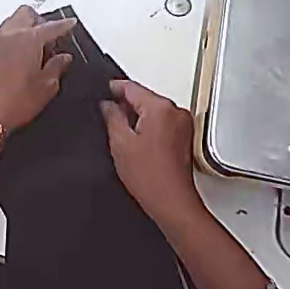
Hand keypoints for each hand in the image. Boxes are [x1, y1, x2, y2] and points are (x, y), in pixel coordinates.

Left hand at [0, 6, 77, 130]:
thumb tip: (64, 59)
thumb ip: (58, 66)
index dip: (64, 25)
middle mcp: (10, 35)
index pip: (52, 26)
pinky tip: (22, 51)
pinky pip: (3, 33)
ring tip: (37, 43)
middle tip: (51, 34)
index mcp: (29, 39)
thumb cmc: (16, 101)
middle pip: (28, 14)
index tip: (70, 24)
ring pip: (13, 20)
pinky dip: (14, 36)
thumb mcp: (48, 85)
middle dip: (41, 20)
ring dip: (26, 26)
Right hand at [100, 80, 206, 226]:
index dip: (114, 88)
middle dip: (127, 106)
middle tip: (108, 116)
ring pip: (154, 112)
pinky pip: (163, 124)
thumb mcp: (120, 143)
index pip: (132, 87)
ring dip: (138, 118)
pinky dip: (150, 128)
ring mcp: (183, 125)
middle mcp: (176, 112)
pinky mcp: (184, 137)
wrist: (171, 201)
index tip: (105, 89)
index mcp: (161, 108)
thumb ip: (111, 117)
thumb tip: (107, 105)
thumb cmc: (151, 178)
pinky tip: (139, 144)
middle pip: (145, 98)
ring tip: (124, 137)